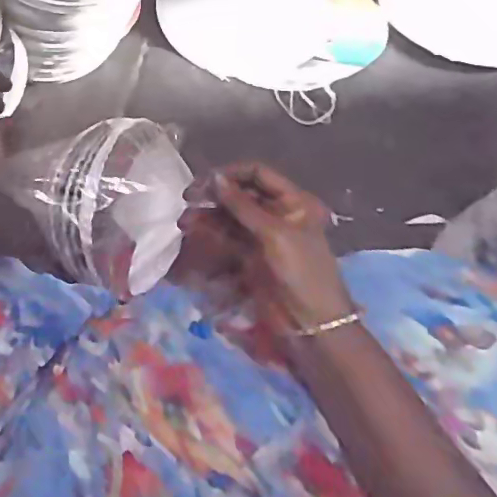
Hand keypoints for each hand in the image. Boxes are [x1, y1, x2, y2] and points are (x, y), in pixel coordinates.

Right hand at [197, 162, 355, 333]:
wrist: (311, 322)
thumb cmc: (302, 272)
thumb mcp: (274, 234)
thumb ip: (242, 205)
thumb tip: (214, 177)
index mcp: (294, 203)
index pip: (258, 174)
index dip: (231, 173)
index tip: (205, 181)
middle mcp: (277, 212)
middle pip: (240, 192)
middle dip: (213, 193)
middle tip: (188, 198)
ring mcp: (262, 232)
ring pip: (228, 212)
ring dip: (206, 212)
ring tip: (185, 220)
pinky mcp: (249, 250)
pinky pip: (225, 232)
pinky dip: (209, 228)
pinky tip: (192, 229)